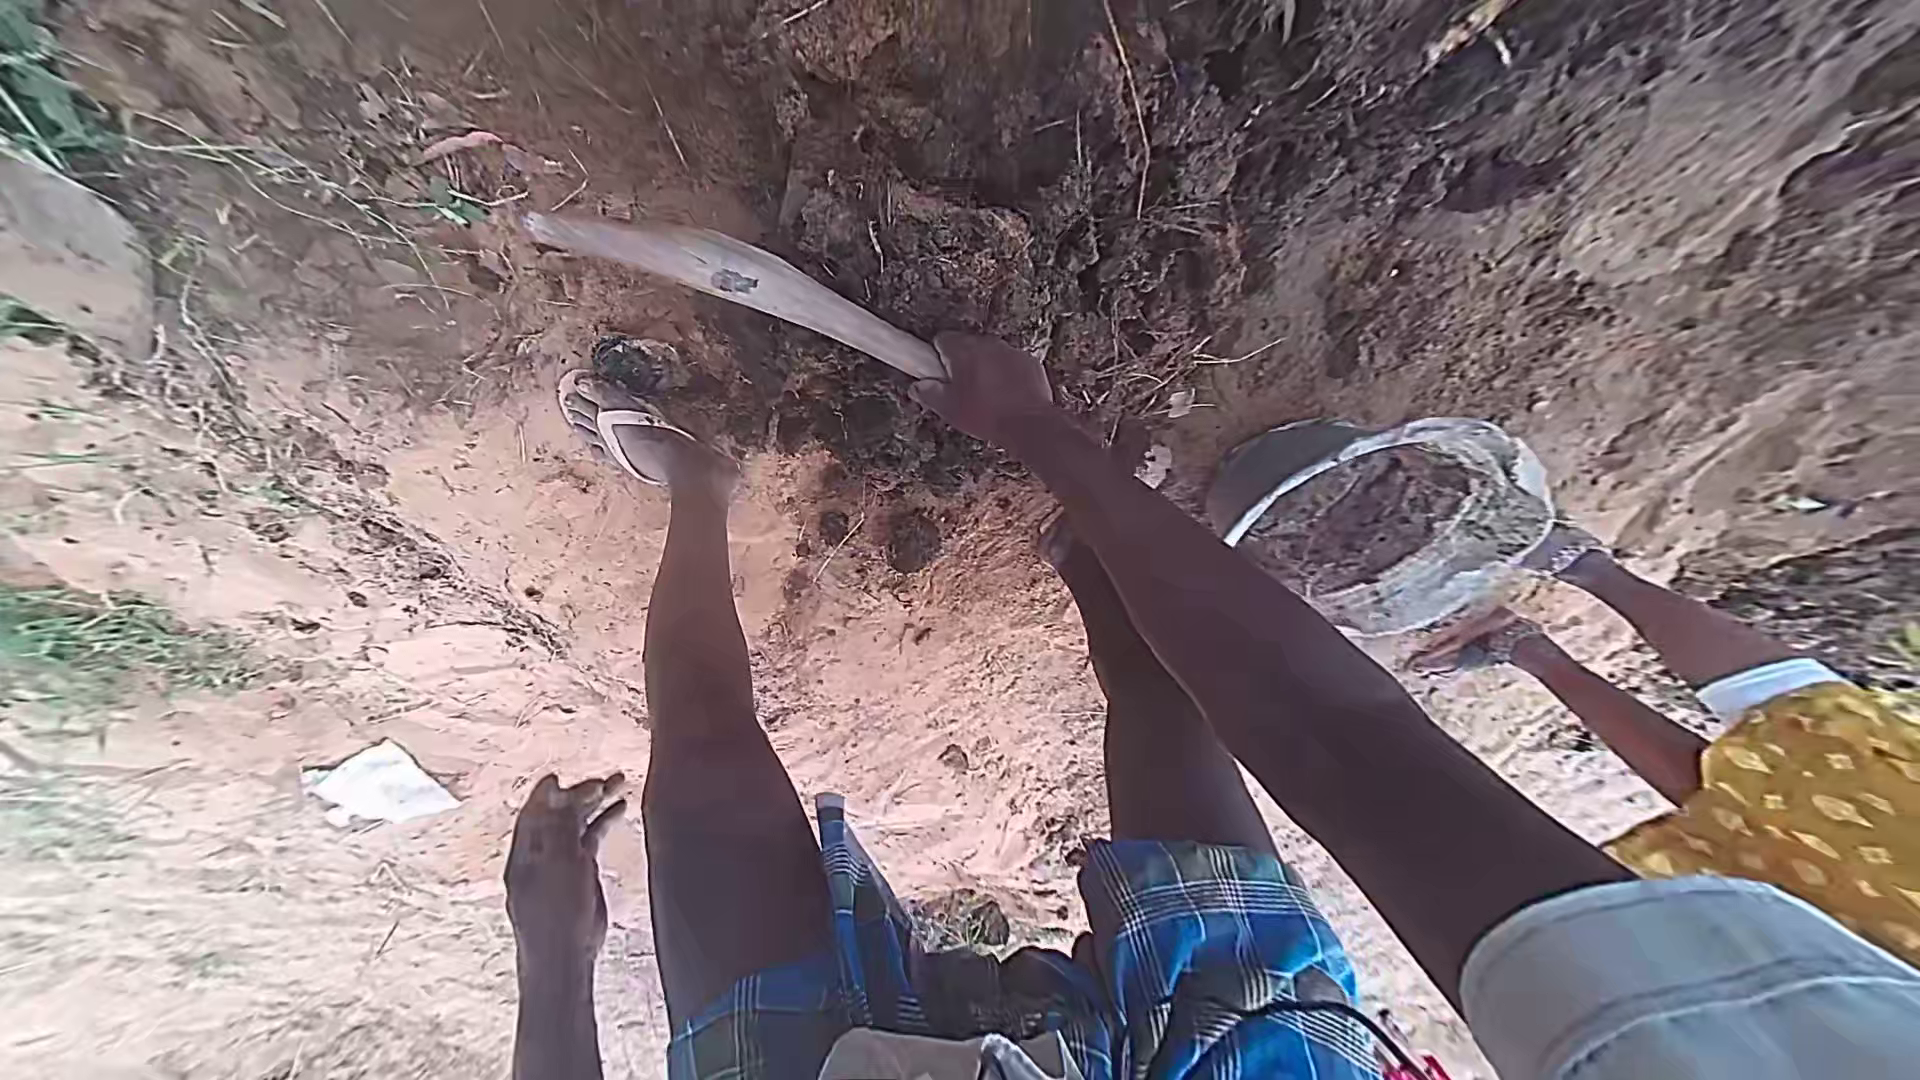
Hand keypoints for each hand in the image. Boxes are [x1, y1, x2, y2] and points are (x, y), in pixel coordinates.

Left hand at [505, 773, 625, 969]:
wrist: (566, 958)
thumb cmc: (556, 914)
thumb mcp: (558, 864)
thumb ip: (558, 824)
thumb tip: (555, 788)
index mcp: (524, 854)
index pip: (534, 812)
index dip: (548, 792)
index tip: (563, 774)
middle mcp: (540, 854)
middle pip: (559, 814)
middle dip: (581, 793)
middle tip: (607, 779)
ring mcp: (560, 862)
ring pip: (578, 822)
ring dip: (597, 801)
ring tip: (620, 782)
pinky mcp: (580, 872)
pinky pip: (591, 836)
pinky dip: (605, 820)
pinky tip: (622, 807)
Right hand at [910, 332, 1057, 446]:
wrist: (1028, 425)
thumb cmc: (988, 416)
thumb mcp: (949, 409)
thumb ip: (929, 394)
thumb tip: (918, 387)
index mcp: (964, 350)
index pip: (942, 340)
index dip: (937, 358)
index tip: (938, 374)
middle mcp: (988, 344)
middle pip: (967, 346)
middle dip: (961, 364)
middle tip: (960, 391)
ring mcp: (1011, 351)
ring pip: (990, 354)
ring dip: (985, 369)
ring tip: (985, 397)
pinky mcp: (1029, 362)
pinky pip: (1011, 364)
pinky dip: (1007, 376)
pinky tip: (1005, 397)